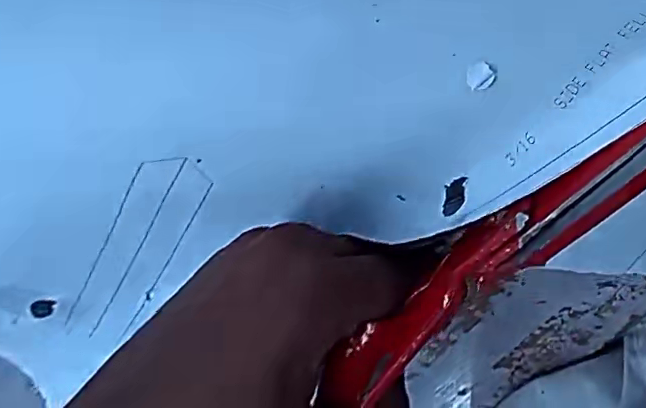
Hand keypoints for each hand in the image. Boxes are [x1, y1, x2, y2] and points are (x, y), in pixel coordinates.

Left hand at [68, 223, 407, 407]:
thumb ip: (371, 396)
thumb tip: (396, 391)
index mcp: (312, 288)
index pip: (396, 274)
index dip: (417, 297)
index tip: (424, 313)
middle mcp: (284, 252)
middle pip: (362, 257)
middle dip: (375, 296)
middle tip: (373, 344)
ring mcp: (249, 252)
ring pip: (323, 255)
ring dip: (336, 288)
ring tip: (323, 344)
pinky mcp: (221, 263)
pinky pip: (283, 260)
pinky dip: (296, 285)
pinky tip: (282, 334)